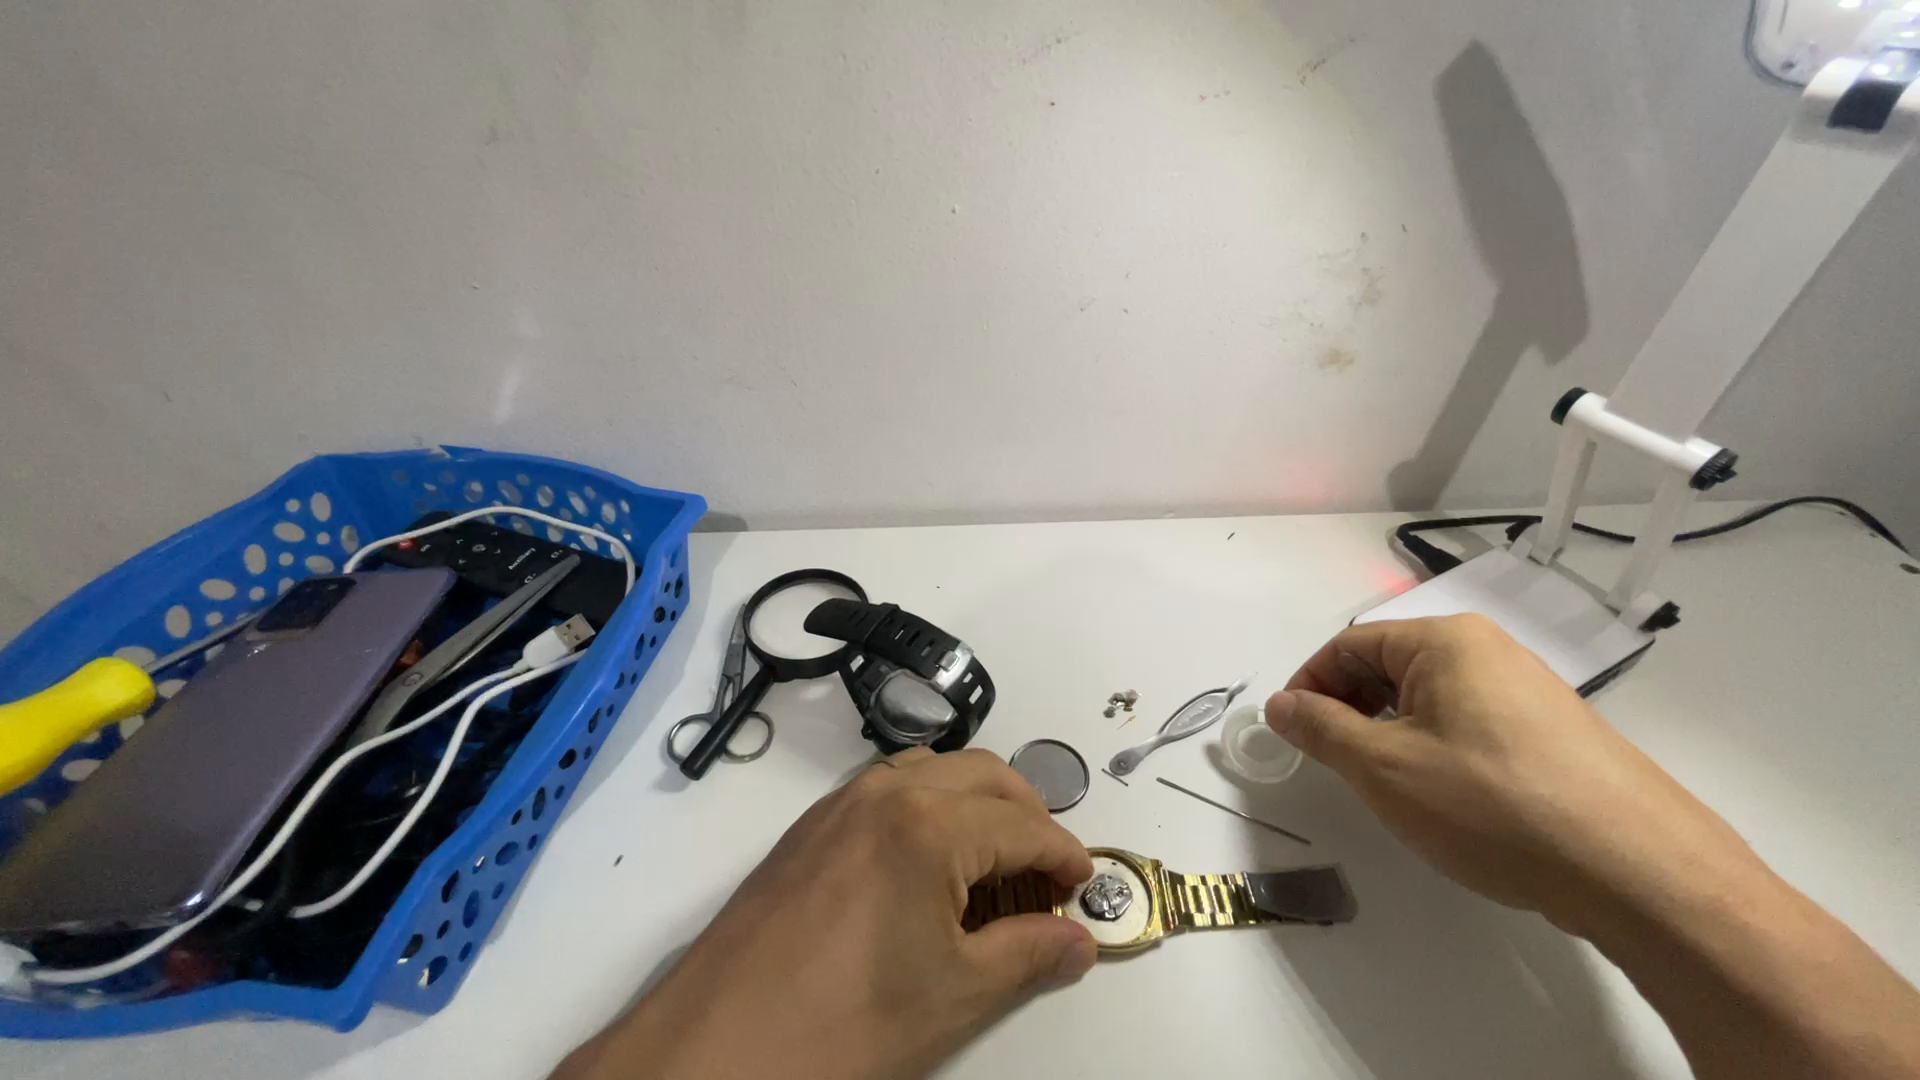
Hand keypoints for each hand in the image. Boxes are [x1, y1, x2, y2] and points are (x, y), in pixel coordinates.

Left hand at [553, 748, 1095, 1079]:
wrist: (716, 1048)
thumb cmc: (845, 1025)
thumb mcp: (955, 995)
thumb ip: (1029, 955)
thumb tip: (1080, 941)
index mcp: (930, 824)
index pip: (1024, 827)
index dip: (1065, 856)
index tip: (1084, 886)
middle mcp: (888, 791)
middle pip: (986, 776)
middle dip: (1029, 817)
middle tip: (1045, 874)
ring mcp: (843, 801)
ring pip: (936, 770)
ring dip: (978, 803)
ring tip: (991, 865)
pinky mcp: (812, 822)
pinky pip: (889, 786)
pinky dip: (930, 805)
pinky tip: (928, 863)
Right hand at [1265, 614, 1765, 937]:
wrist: (1643, 875)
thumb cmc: (1493, 806)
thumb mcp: (1384, 767)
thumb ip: (1320, 728)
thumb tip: (1280, 704)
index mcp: (1445, 641)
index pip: (1347, 645)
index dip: (1309, 686)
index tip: (1293, 734)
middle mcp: (1489, 650)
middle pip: (1388, 666)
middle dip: (1349, 710)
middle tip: (1337, 763)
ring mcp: (1528, 690)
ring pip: (1428, 699)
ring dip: (1390, 733)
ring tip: (1390, 786)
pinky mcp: (1554, 733)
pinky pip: (1469, 724)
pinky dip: (1435, 749)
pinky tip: (1446, 799)